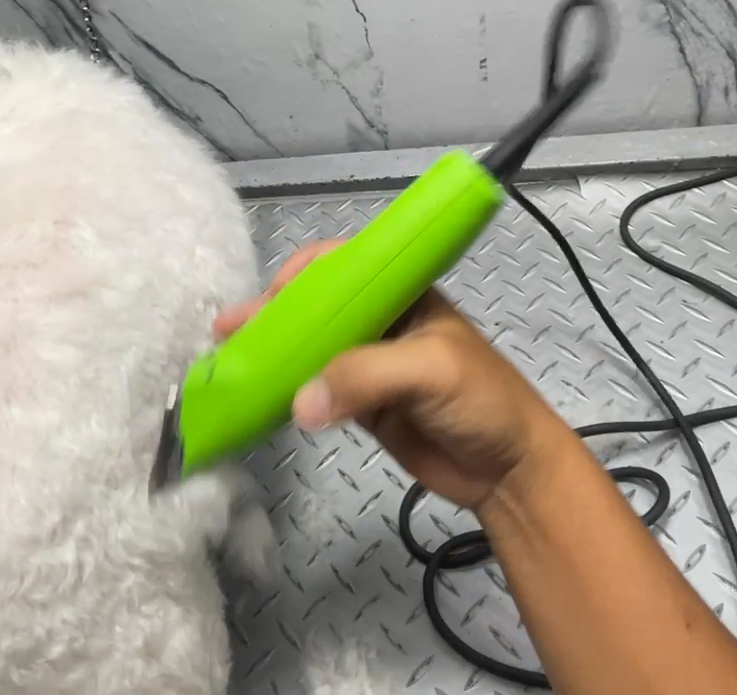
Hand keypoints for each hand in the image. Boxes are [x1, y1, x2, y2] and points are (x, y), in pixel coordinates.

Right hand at [215, 243, 574, 511]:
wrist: (509, 470)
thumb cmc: (482, 400)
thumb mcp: (429, 372)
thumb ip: (364, 377)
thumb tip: (298, 403)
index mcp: (402, 293)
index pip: (345, 264)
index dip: (306, 272)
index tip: (273, 293)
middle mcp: (380, 319)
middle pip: (318, 305)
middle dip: (273, 312)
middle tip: (228, 328)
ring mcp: (367, 361)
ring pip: (311, 346)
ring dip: (272, 350)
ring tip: (227, 358)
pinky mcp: (360, 401)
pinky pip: (315, 386)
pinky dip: (286, 387)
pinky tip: (256, 393)